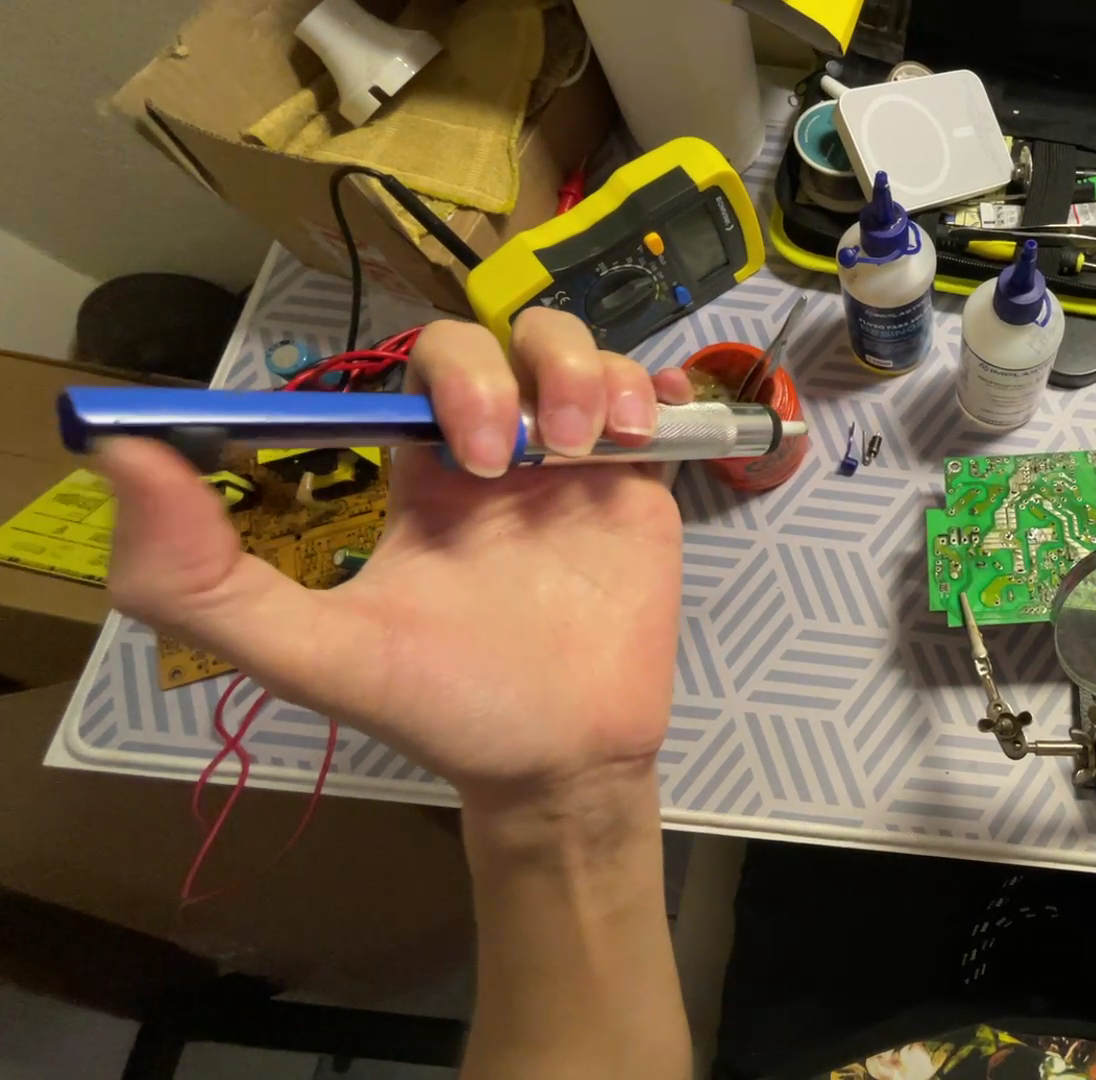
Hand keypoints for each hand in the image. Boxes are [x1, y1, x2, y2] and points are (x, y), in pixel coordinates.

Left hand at [97, 309, 693, 811]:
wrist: (560, 755)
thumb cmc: (447, 705)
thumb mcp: (310, 652)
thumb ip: (198, 575)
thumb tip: (120, 449)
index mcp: (429, 477)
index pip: (432, 367)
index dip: (454, 379)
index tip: (472, 456)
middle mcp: (511, 459)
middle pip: (519, 343)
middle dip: (537, 371)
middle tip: (543, 451)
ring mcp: (585, 474)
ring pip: (592, 364)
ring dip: (599, 377)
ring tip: (608, 442)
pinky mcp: (645, 496)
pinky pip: (657, 416)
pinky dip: (657, 392)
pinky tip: (652, 418)